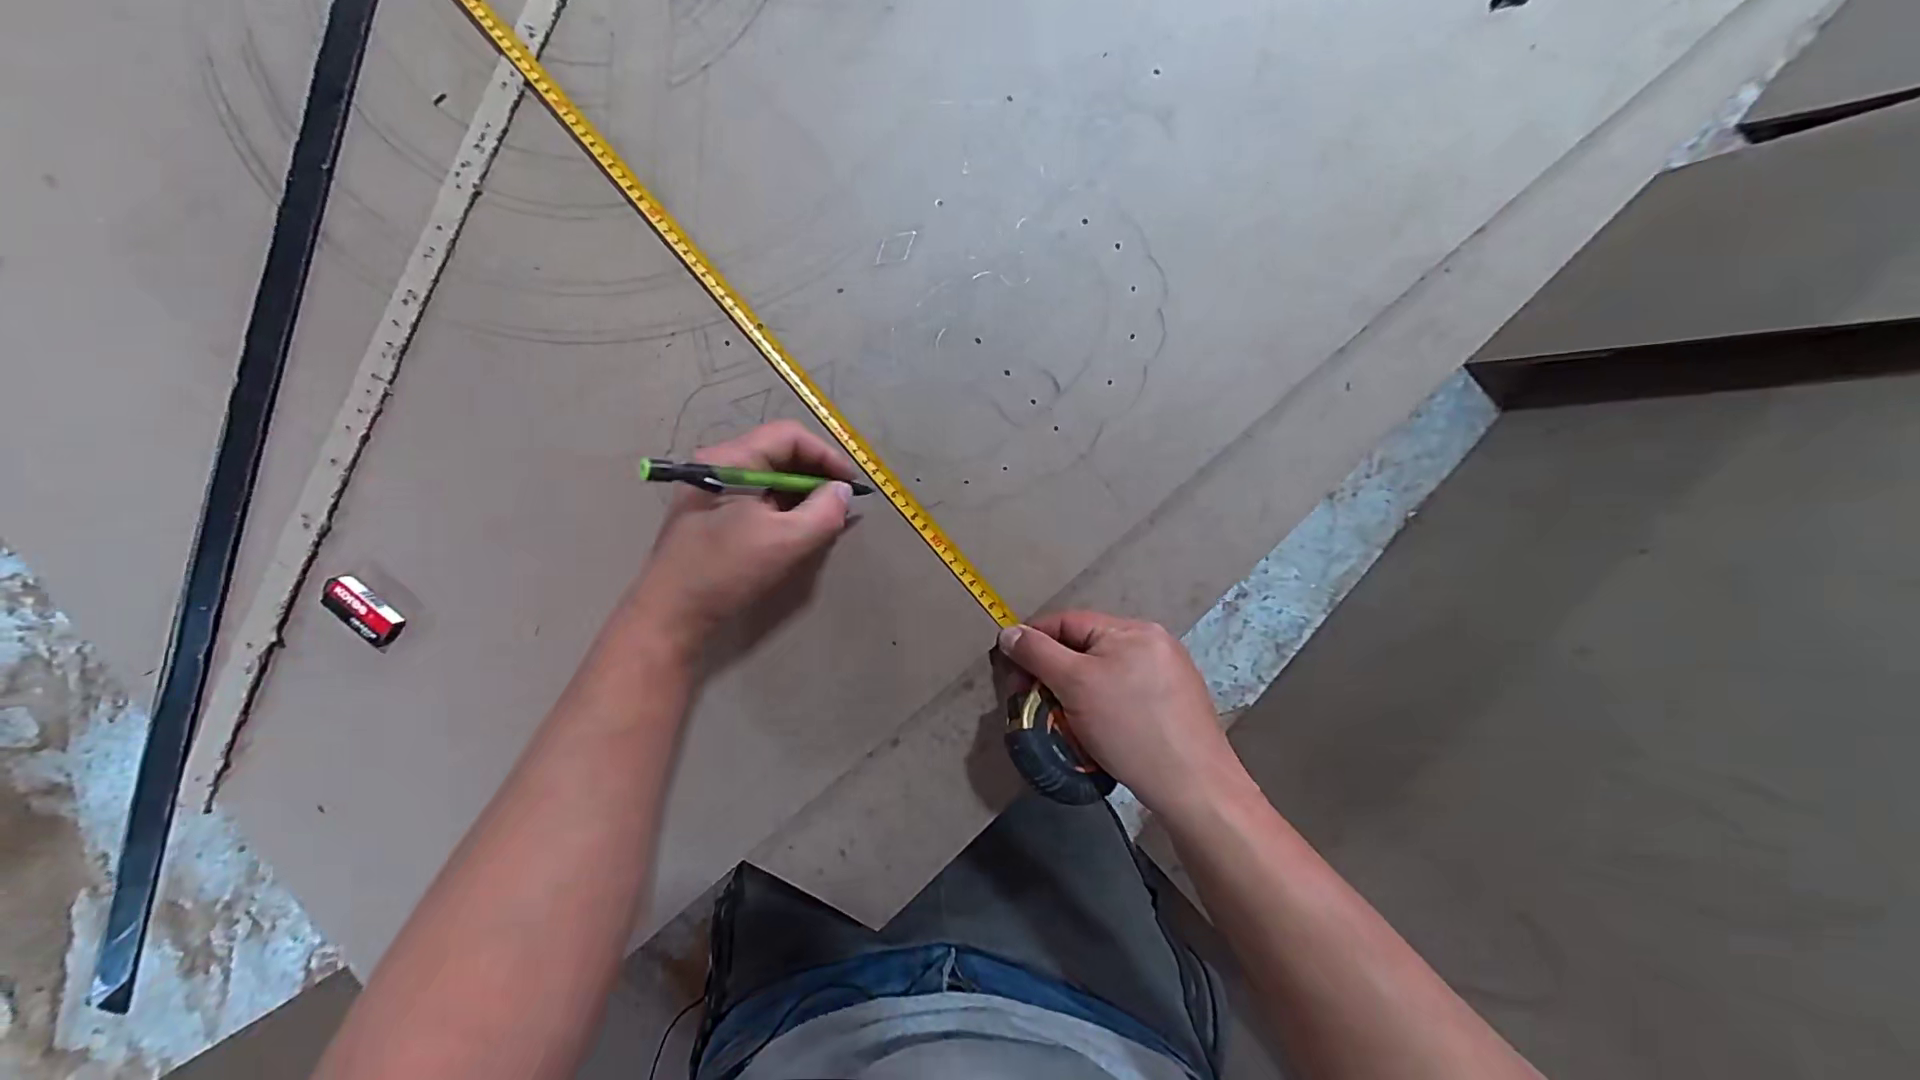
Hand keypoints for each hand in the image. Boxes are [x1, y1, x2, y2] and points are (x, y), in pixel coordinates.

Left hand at [623, 421, 858, 650]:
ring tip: (826, 517)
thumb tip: (843, 491)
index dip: (826, 455)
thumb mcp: (785, 541)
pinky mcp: (716, 517)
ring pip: (771, 478)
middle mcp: (719, 467)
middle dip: (817, 474)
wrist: (670, 616)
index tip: (850, 484)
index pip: (788, 436)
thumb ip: (824, 512)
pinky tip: (800, 530)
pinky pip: (760, 500)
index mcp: (729, 461)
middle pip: (780, 454)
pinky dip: (786, 509)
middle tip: (841, 501)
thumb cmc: (725, 571)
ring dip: (803, 493)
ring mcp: (715, 493)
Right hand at [996, 612, 1250, 819]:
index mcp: (1131, 629)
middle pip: (1084, 649)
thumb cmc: (1130, 729)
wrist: (1194, 787)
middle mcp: (1153, 643)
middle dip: (1053, 674)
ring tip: (1063, 722)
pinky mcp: (1173, 705)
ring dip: (1074, 694)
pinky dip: (1100, 708)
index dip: (1032, 643)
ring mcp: (1167, 675)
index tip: (1011, 676)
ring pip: (1102, 675)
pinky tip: (1095, 733)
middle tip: (1034, 704)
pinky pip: (1123, 695)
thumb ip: (1037, 653)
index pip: (1065, 622)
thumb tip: (1009, 631)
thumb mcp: (1074, 684)